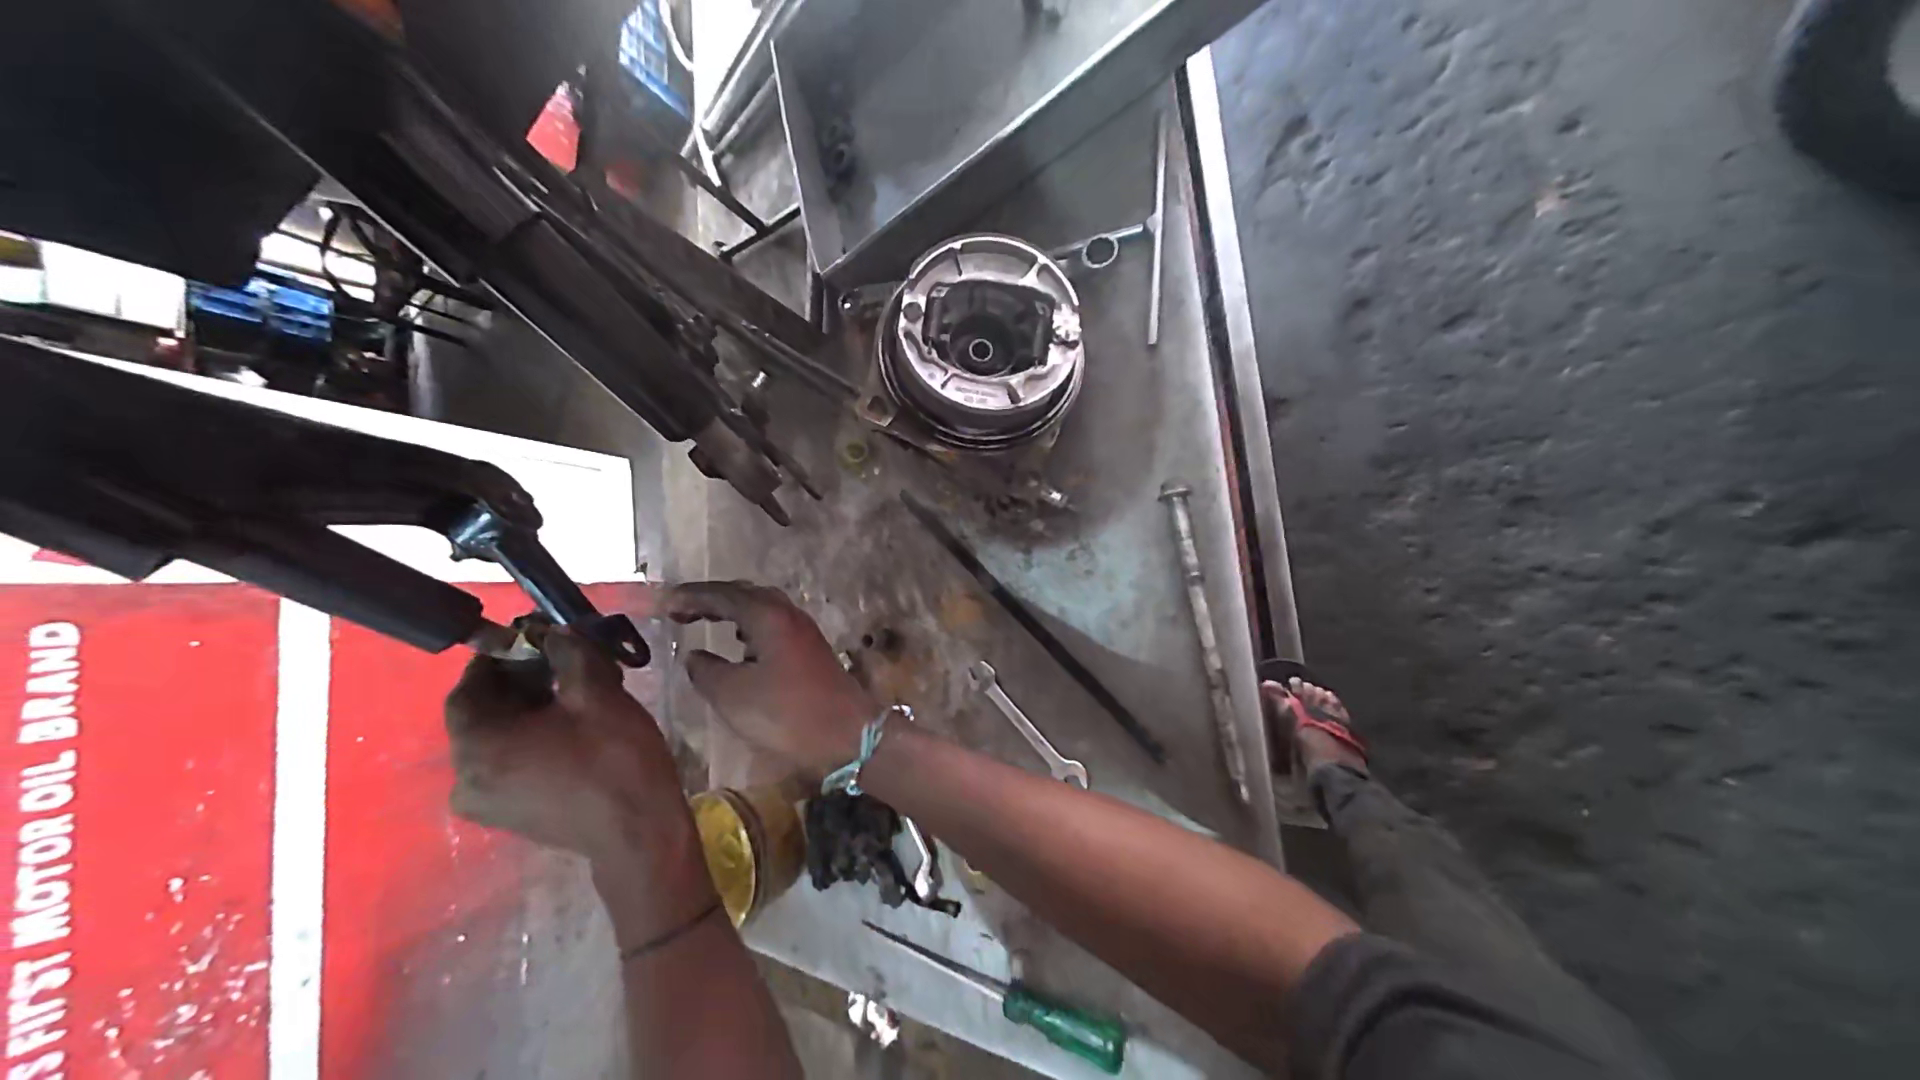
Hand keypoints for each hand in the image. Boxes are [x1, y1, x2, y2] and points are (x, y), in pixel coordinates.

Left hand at [445, 627, 687, 863]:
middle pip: (481, 716)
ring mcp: (486, 803)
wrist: (639, 832)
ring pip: (497, 740)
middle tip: (562, 662)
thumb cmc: (615, 760)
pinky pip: (509, 764)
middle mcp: (465, 778)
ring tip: (574, 694)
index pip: (467, 688)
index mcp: (478, 747)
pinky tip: (571, 729)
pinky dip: (531, 739)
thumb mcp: (598, 694)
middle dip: (519, 682)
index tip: (537, 639)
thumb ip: (570, 654)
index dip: (499, 657)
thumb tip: (555, 634)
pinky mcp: (510, 815)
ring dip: (528, 710)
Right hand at [660, 581, 877, 777]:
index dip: (689, 596)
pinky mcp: (809, 647)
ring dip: (730, 610)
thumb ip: (705, 671)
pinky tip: (738, 643)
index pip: (722, 594)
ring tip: (700, 620)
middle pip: (743, 593)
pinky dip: (747, 624)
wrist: (847, 734)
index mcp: (767, 616)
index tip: (662, 602)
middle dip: (709, 598)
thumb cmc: (786, 714)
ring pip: (760, 607)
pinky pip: (771, 623)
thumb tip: (694, 655)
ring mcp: (802, 629)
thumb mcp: (732, 695)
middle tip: (677, 609)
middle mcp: (787, 613)